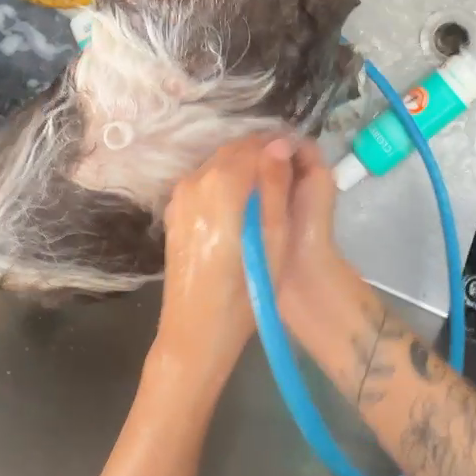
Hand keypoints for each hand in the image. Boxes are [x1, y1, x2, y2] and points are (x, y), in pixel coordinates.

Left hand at [155, 136, 295, 379]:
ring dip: (243, 168)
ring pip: (218, 164)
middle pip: (234, 151)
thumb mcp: (274, 236)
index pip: (257, 145)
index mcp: (222, 181)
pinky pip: (204, 182)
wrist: (197, 331)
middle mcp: (196, 178)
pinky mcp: (174, 212)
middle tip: (288, 174)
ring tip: (268, 192)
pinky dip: (225, 183)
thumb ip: (276, 184)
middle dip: (261, 155)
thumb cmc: (247, 288)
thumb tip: (281, 143)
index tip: (301, 157)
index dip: (281, 147)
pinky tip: (240, 208)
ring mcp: (180, 195)